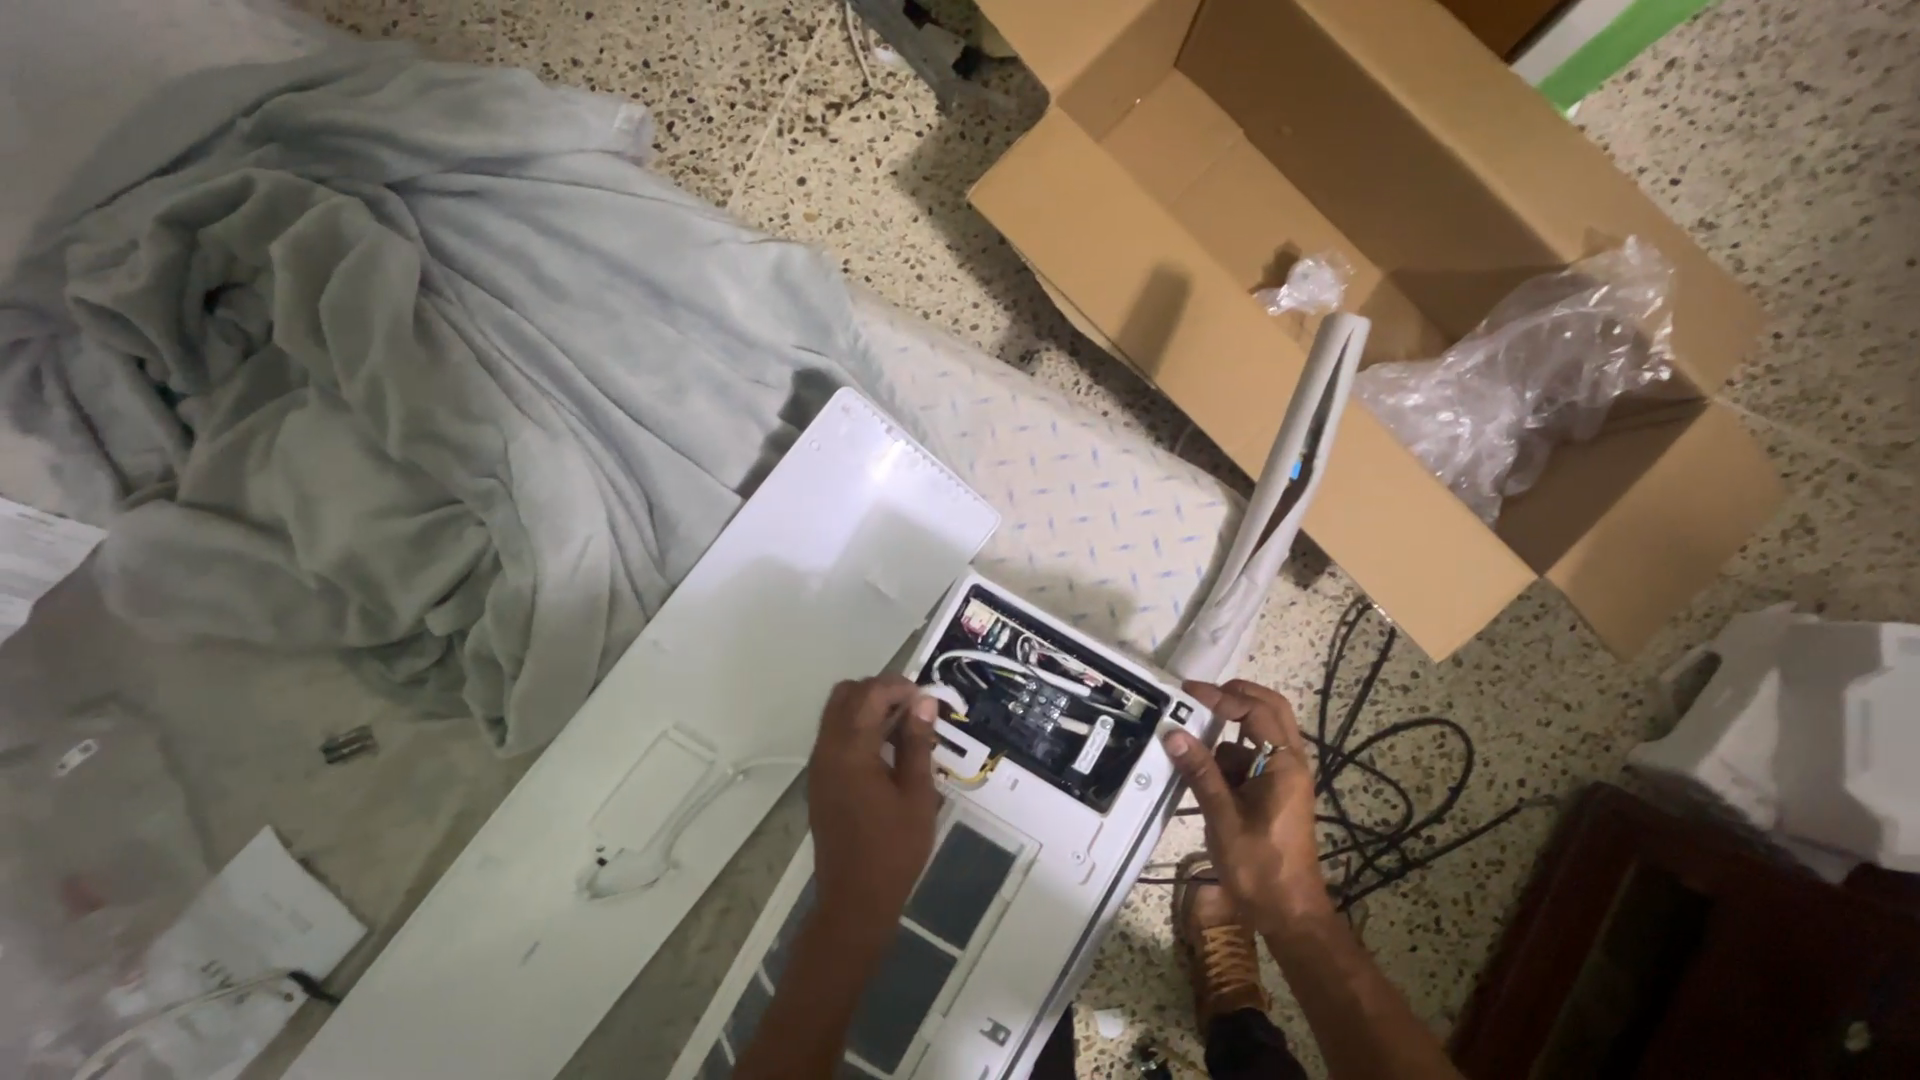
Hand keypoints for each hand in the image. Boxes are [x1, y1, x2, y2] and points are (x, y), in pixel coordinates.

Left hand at [806, 676, 940, 949]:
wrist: (855, 899)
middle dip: (880, 690)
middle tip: (914, 708)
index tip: (927, 700)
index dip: (899, 686)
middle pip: (845, 694)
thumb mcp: (917, 795)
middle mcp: (827, 750)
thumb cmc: (894, 850)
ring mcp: (819, 765)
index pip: (869, 694)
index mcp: (851, 751)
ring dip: (868, 707)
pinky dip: (858, 727)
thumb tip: (923, 702)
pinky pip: (835, 735)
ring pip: (837, 712)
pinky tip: (887, 750)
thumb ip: (917, 743)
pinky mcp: (820, 779)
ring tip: (905, 728)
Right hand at [1165, 679, 1331, 935]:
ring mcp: (1285, 779)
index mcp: (1285, 765)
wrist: (1288, 913)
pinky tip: (1199, 773)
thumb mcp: (1223, 818)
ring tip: (1188, 742)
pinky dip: (1227, 758)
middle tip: (1199, 696)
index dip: (1222, 697)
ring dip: (1227, 733)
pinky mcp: (1275, 794)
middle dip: (1235, 698)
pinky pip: (1252, 761)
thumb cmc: (1259, 866)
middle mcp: (1291, 764)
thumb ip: (1200, 772)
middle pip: (1269, 711)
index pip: (1256, 712)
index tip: (1188, 693)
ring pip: (1258, 736)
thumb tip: (1174, 734)